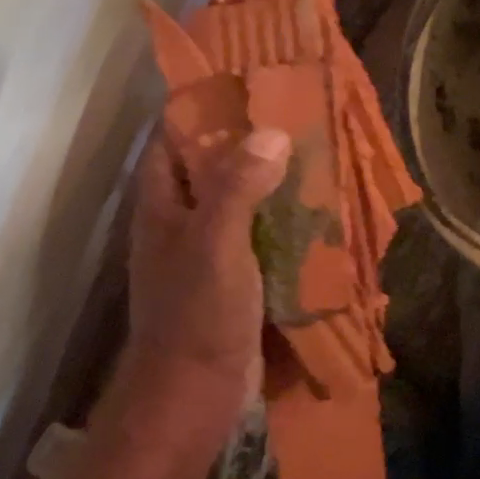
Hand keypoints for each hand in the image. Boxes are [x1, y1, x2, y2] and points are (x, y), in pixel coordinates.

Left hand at [128, 129, 292, 388]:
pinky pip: (258, 240)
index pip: (172, 138)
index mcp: (162, 204)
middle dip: (247, 143)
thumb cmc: (196, 314)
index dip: (201, 108)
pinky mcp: (232, 283)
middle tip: (296, 116)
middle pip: (210, 167)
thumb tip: (271, 132)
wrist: (193, 395)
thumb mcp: (216, 243)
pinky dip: (282, 225)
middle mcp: (179, 222)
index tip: (245, 83)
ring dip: (269, 184)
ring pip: (238, 203)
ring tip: (316, 155)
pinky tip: (317, 214)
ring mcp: (205, 254)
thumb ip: (238, 187)